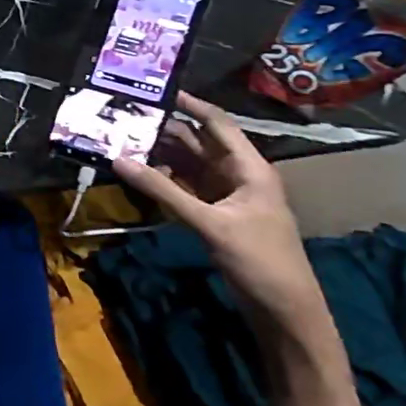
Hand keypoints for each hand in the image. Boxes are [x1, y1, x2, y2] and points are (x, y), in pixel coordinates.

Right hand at [111, 93, 325, 328]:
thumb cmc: (259, 261)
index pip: (217, 123)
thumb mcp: (209, 224)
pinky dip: (166, 180)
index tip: (157, 90)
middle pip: (199, 143)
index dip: (190, 104)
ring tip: (126, 142)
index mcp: (249, 167)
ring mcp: (227, 196)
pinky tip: (141, 174)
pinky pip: (187, 188)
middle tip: (128, 118)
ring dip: (163, 155)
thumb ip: (163, 190)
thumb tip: (119, 161)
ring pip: (190, 165)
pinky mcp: (218, 215)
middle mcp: (238, 174)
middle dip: (166, 130)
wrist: (286, 315)